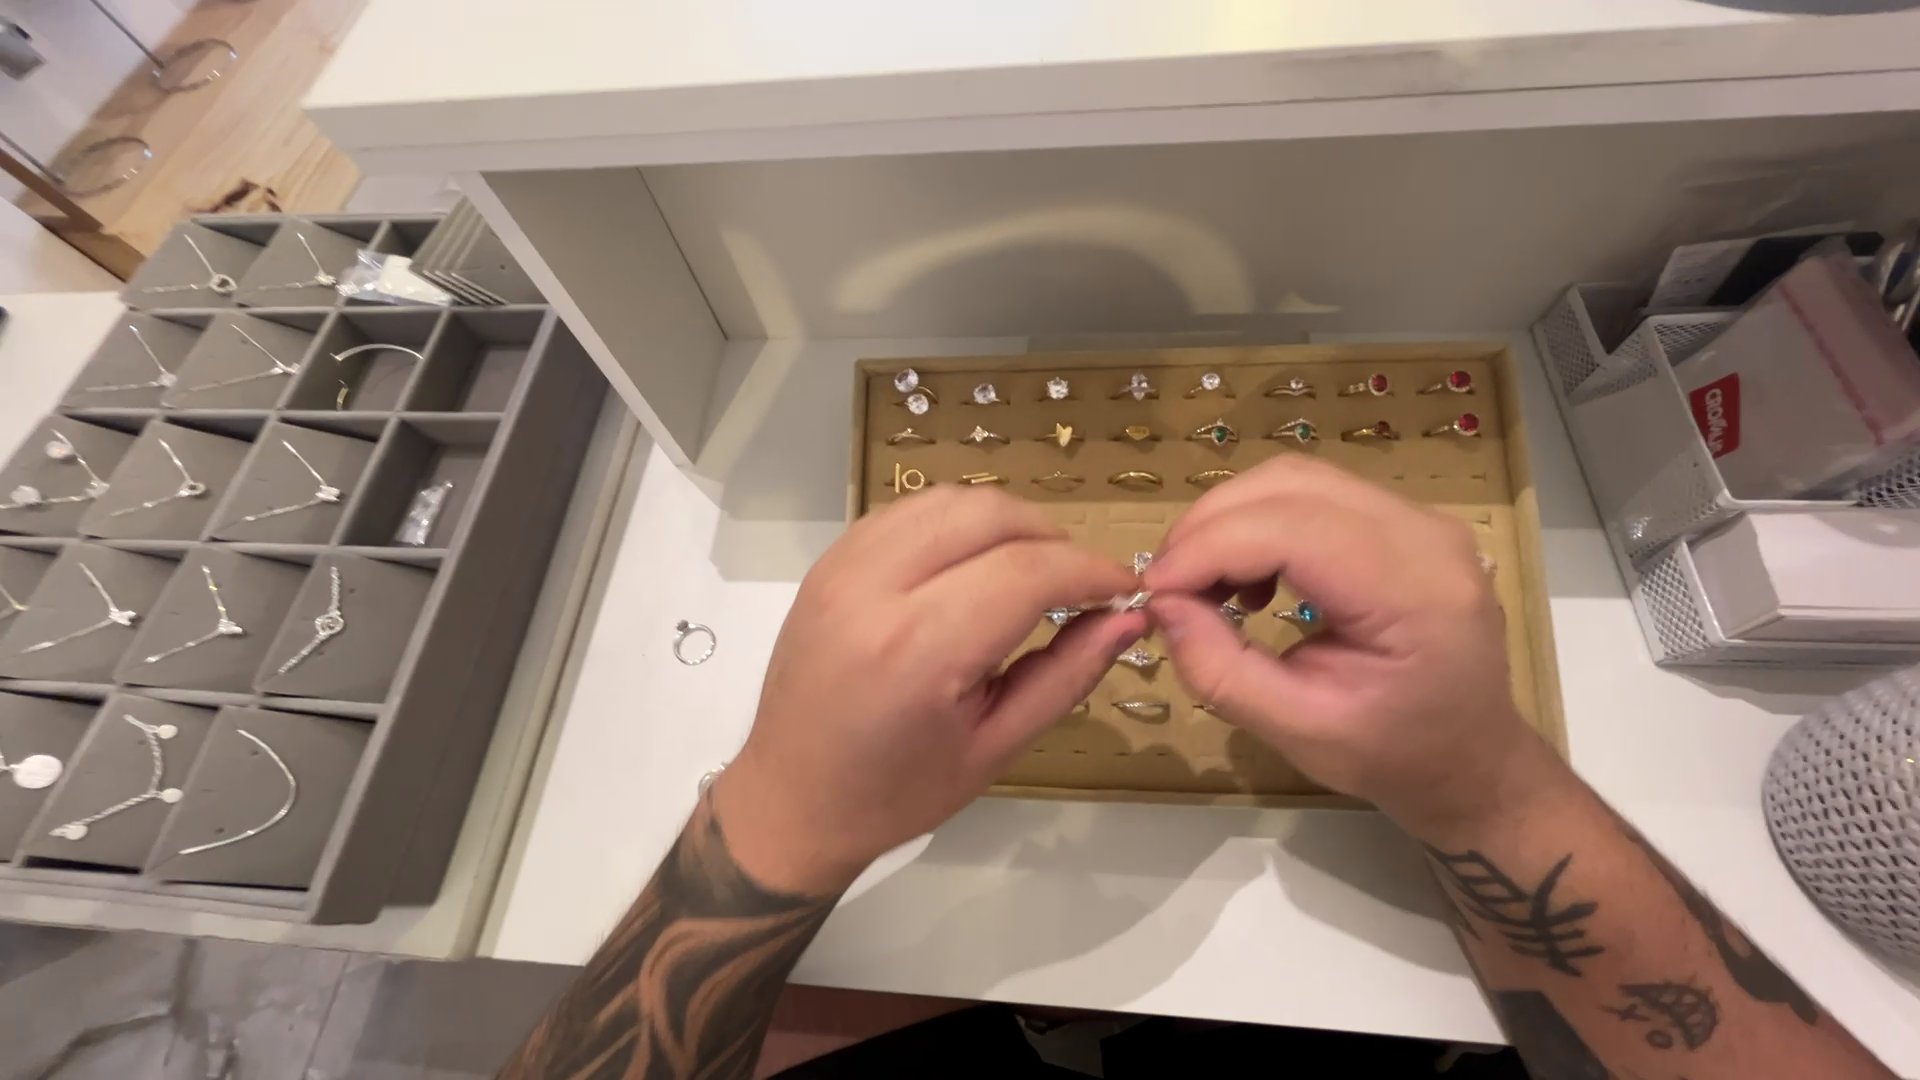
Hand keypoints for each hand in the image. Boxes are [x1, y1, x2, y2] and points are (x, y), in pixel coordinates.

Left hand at [714, 486, 1147, 893]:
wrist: (791, 797)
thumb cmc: (897, 791)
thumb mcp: (996, 748)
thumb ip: (1068, 675)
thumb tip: (1129, 618)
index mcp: (918, 651)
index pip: (1027, 572)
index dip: (1091, 571)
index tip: (1125, 588)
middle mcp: (874, 589)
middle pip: (989, 515)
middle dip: (1053, 538)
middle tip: (1080, 582)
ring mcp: (843, 565)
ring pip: (950, 500)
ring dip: (1007, 522)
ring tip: (1033, 568)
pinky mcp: (830, 559)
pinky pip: (910, 511)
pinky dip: (958, 521)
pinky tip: (974, 560)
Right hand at [1142, 456, 1562, 837]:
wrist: (1469, 756)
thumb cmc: (1391, 754)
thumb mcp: (1295, 732)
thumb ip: (1219, 669)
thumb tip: (1163, 603)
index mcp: (1415, 593)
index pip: (1294, 530)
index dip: (1209, 548)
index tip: (1154, 590)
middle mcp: (1424, 534)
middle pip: (1288, 484)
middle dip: (1208, 526)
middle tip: (1168, 584)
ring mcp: (1415, 518)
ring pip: (1291, 478)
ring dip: (1227, 520)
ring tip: (1202, 581)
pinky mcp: (1396, 518)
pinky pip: (1306, 493)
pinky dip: (1254, 522)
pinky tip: (1247, 577)